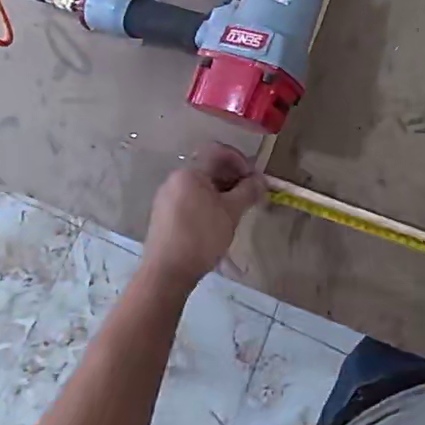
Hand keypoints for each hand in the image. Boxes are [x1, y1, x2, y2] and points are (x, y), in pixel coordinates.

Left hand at [143, 143, 265, 285]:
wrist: (167, 272)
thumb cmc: (201, 237)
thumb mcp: (231, 212)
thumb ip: (248, 191)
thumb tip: (260, 180)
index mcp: (189, 173)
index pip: (218, 153)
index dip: (241, 161)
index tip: (254, 179)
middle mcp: (174, 180)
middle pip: (209, 170)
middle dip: (233, 179)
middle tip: (251, 196)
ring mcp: (166, 198)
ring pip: (201, 187)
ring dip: (222, 193)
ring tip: (237, 211)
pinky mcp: (163, 216)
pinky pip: (190, 201)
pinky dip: (208, 205)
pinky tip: (217, 223)